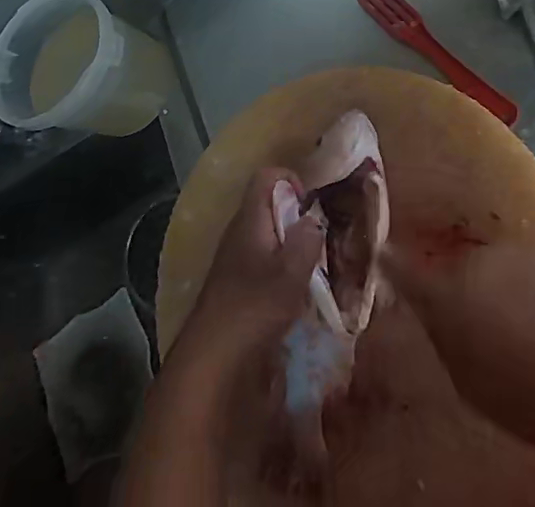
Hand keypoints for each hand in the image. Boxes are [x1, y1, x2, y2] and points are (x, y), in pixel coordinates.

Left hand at [175, 167, 326, 373]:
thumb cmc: (253, 308)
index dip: (292, 182)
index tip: (311, 210)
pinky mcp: (239, 282)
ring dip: (294, 248)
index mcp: (250, 219)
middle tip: (321, 246)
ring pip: (271, 236)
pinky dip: (284, 269)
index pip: (267, 177)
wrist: (213, 357)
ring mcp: (237, 257)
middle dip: (299, 220)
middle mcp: (240, 231)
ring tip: (315, 272)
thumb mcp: (290, 273)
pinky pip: (266, 261)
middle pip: (271, 206)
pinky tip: (298, 294)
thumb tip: (314, 218)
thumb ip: (306, 241)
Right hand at [384, 240, 534, 451]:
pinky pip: (529, 276)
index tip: (381, 253)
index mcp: (443, 294)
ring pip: (496, 272)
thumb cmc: (524, 390)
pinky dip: (532, 294)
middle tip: (475, 325)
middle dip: (462, 290)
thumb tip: (434, 319)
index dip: (392, 264)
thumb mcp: (469, 380)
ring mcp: (516, 257)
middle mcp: (473, 263)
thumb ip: (446, 341)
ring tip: (521, 331)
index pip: (404, 272)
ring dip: (500, 291)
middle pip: (457, 272)